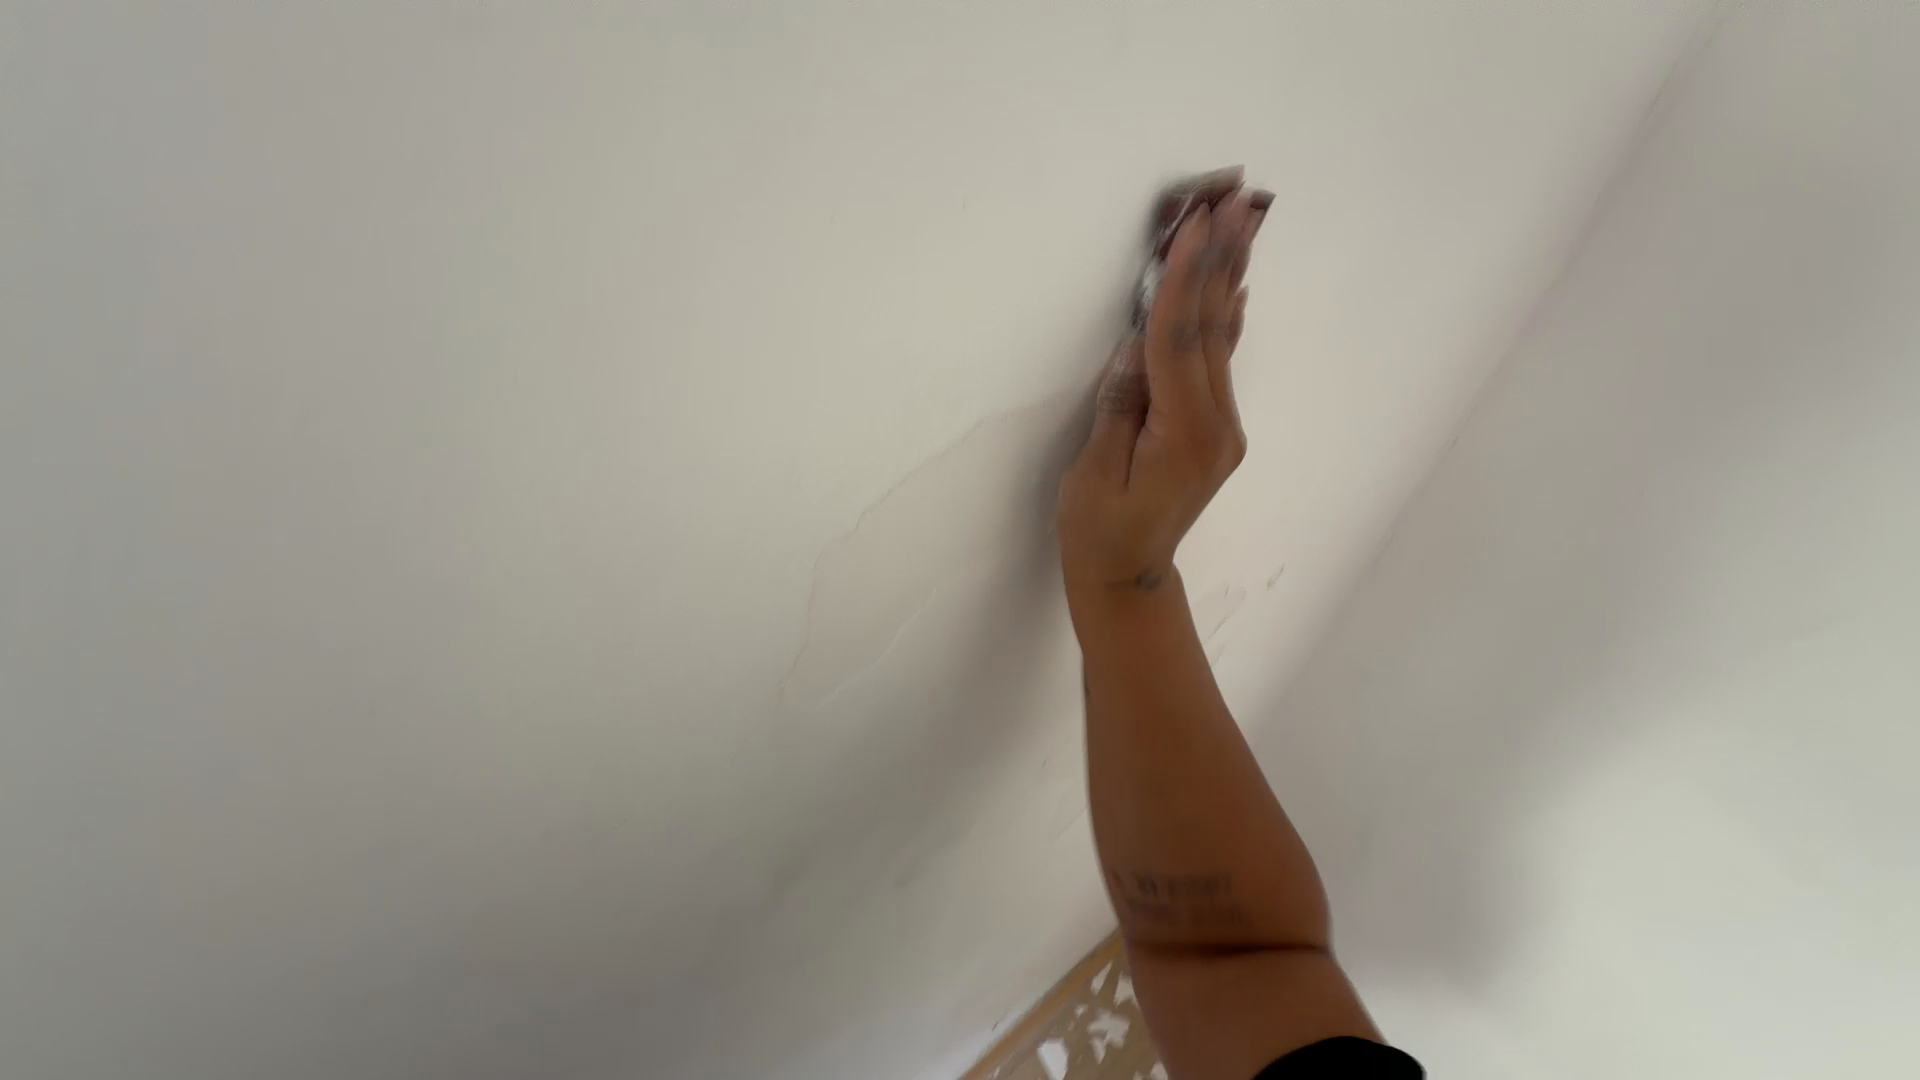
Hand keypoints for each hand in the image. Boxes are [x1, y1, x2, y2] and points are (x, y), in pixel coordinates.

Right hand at [1058, 181, 1269, 595]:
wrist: (1128, 578)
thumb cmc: (1097, 532)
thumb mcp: (1093, 471)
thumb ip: (1121, 405)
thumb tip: (1138, 345)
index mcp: (1183, 436)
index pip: (1181, 341)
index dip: (1187, 279)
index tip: (1198, 221)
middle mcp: (1216, 427)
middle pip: (1214, 330)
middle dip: (1221, 261)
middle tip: (1236, 197)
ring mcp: (1223, 430)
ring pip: (1223, 342)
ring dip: (1229, 280)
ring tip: (1244, 223)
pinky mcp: (1216, 433)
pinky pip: (1219, 365)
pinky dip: (1224, 321)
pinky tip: (1237, 288)